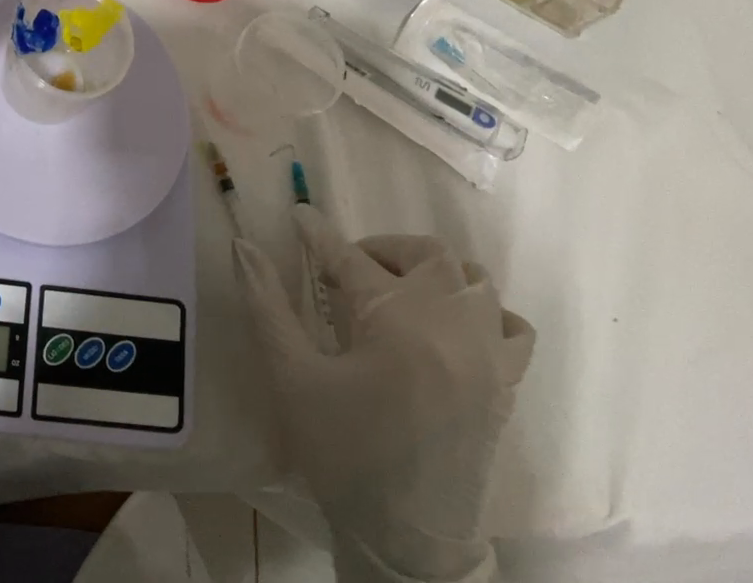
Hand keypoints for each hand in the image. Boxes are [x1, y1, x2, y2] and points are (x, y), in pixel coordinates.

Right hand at [234, 211, 534, 581]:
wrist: (405, 535)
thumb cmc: (341, 453)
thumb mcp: (291, 375)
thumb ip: (267, 304)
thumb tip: (243, 246)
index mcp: (397, 322)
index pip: (351, 259)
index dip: (319, 236)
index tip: (300, 216)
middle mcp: (453, 326)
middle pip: (427, 255)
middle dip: (381, 249)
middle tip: (343, 268)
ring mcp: (489, 353)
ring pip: (473, 280)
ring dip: (431, 272)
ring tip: (394, 292)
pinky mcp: (508, 382)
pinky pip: (509, 324)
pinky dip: (481, 310)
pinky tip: (447, 328)